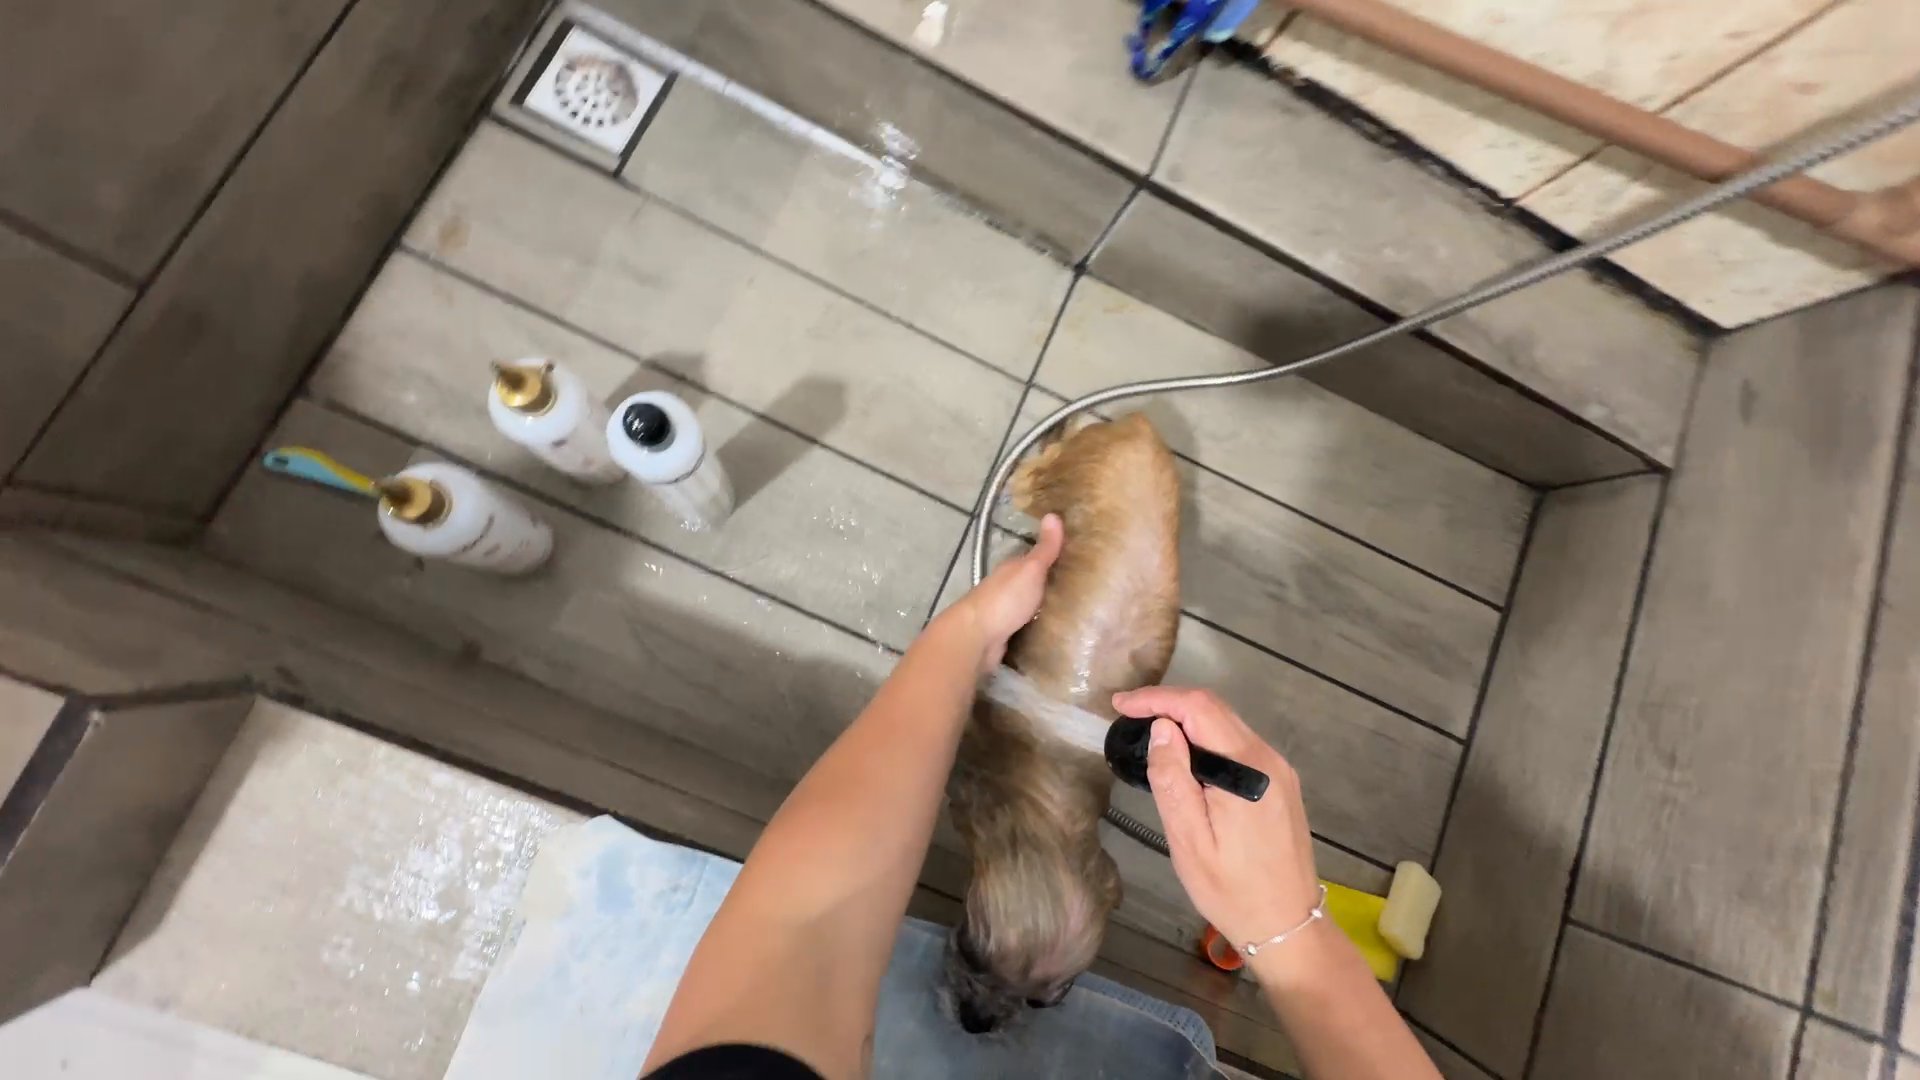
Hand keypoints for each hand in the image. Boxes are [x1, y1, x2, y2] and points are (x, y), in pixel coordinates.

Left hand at [942, 514, 1064, 673]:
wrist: (976, 637)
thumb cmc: (1005, 600)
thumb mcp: (1030, 570)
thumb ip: (1044, 549)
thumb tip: (1053, 514)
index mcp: (1011, 569)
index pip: (1034, 559)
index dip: (1052, 557)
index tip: (1075, 560)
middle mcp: (1005, 588)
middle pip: (1031, 583)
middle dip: (1050, 585)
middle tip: (1081, 591)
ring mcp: (1003, 612)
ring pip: (1028, 606)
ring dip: (1044, 608)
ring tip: (1073, 613)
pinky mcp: (1003, 634)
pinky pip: (1025, 627)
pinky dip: (1037, 626)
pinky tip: (1053, 631)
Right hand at [1112, 686, 1320, 956]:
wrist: (1288, 929)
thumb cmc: (1231, 890)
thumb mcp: (1188, 839)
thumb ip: (1172, 778)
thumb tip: (1161, 729)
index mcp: (1248, 769)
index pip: (1198, 708)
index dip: (1156, 699)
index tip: (1120, 704)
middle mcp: (1269, 759)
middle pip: (1214, 708)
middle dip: (1168, 703)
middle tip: (1128, 713)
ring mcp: (1279, 770)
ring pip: (1227, 723)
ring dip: (1186, 718)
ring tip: (1149, 731)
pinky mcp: (1280, 783)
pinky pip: (1237, 742)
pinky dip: (1205, 736)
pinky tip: (1184, 754)